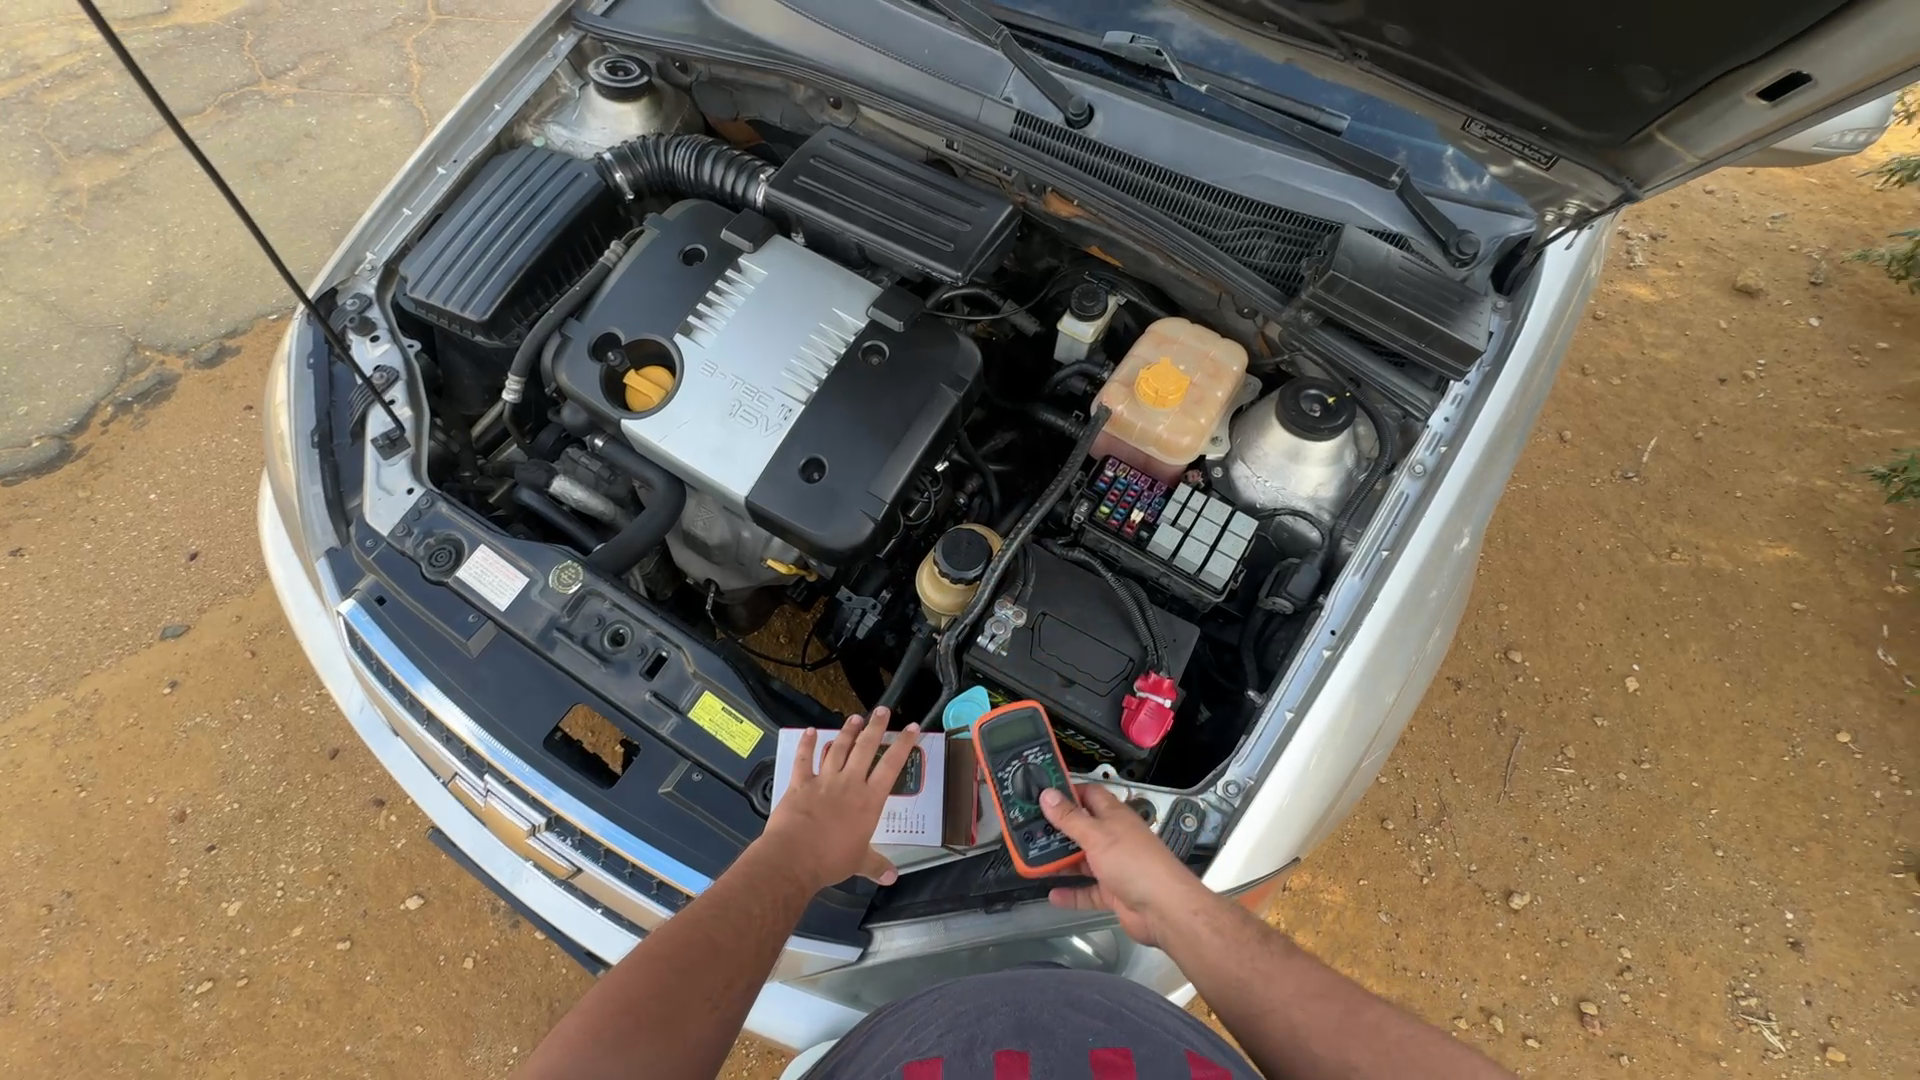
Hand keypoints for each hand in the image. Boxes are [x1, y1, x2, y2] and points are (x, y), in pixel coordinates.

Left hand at [756, 709, 921, 893]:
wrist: (794, 857)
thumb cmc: (831, 860)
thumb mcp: (859, 862)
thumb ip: (876, 865)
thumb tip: (893, 877)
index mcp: (869, 800)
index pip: (892, 765)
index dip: (903, 744)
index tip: (912, 727)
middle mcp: (849, 783)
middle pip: (866, 748)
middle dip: (876, 727)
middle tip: (883, 710)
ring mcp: (824, 780)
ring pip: (839, 748)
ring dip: (847, 731)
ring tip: (855, 717)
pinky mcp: (800, 783)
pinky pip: (804, 759)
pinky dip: (807, 744)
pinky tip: (811, 731)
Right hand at [1040, 784, 1212, 946]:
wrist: (1164, 910)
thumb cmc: (1136, 863)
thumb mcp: (1096, 836)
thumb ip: (1070, 818)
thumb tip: (1048, 795)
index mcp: (1114, 816)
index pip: (1089, 795)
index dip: (1067, 792)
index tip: (1043, 794)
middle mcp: (1115, 837)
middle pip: (1082, 828)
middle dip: (1058, 830)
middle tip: (1031, 829)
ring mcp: (1115, 865)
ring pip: (1083, 860)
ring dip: (1062, 861)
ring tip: (1035, 859)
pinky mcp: (1114, 891)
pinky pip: (1088, 891)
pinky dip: (1072, 893)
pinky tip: (1053, 895)